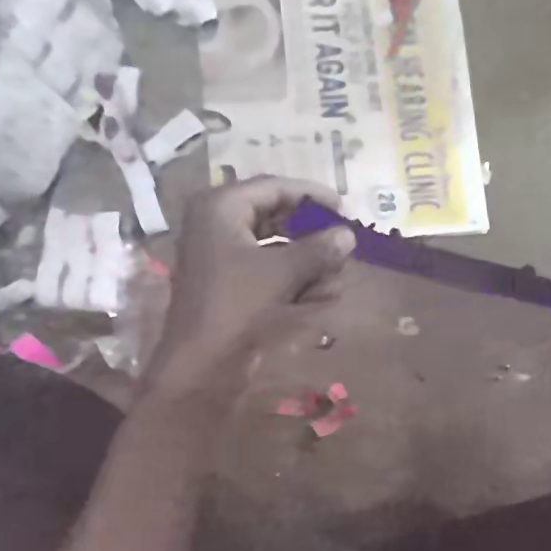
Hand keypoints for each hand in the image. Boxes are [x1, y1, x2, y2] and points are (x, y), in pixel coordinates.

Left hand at [149, 177, 355, 396]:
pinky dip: (294, 283)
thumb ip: (318, 249)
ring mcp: (224, 258)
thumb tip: (348, 235)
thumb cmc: (238, 306)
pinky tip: (321, 298)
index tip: (343, 208)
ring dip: (308, 265)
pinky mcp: (232, 287)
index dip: (311, 196)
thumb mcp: (283, 272)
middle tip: (343, 247)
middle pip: (276, 219)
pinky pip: (269, 274)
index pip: (273, 187)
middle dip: (311, 238)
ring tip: (334, 282)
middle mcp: (219, 226)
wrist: (202, 362)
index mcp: (221, 208)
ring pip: (276, 249)